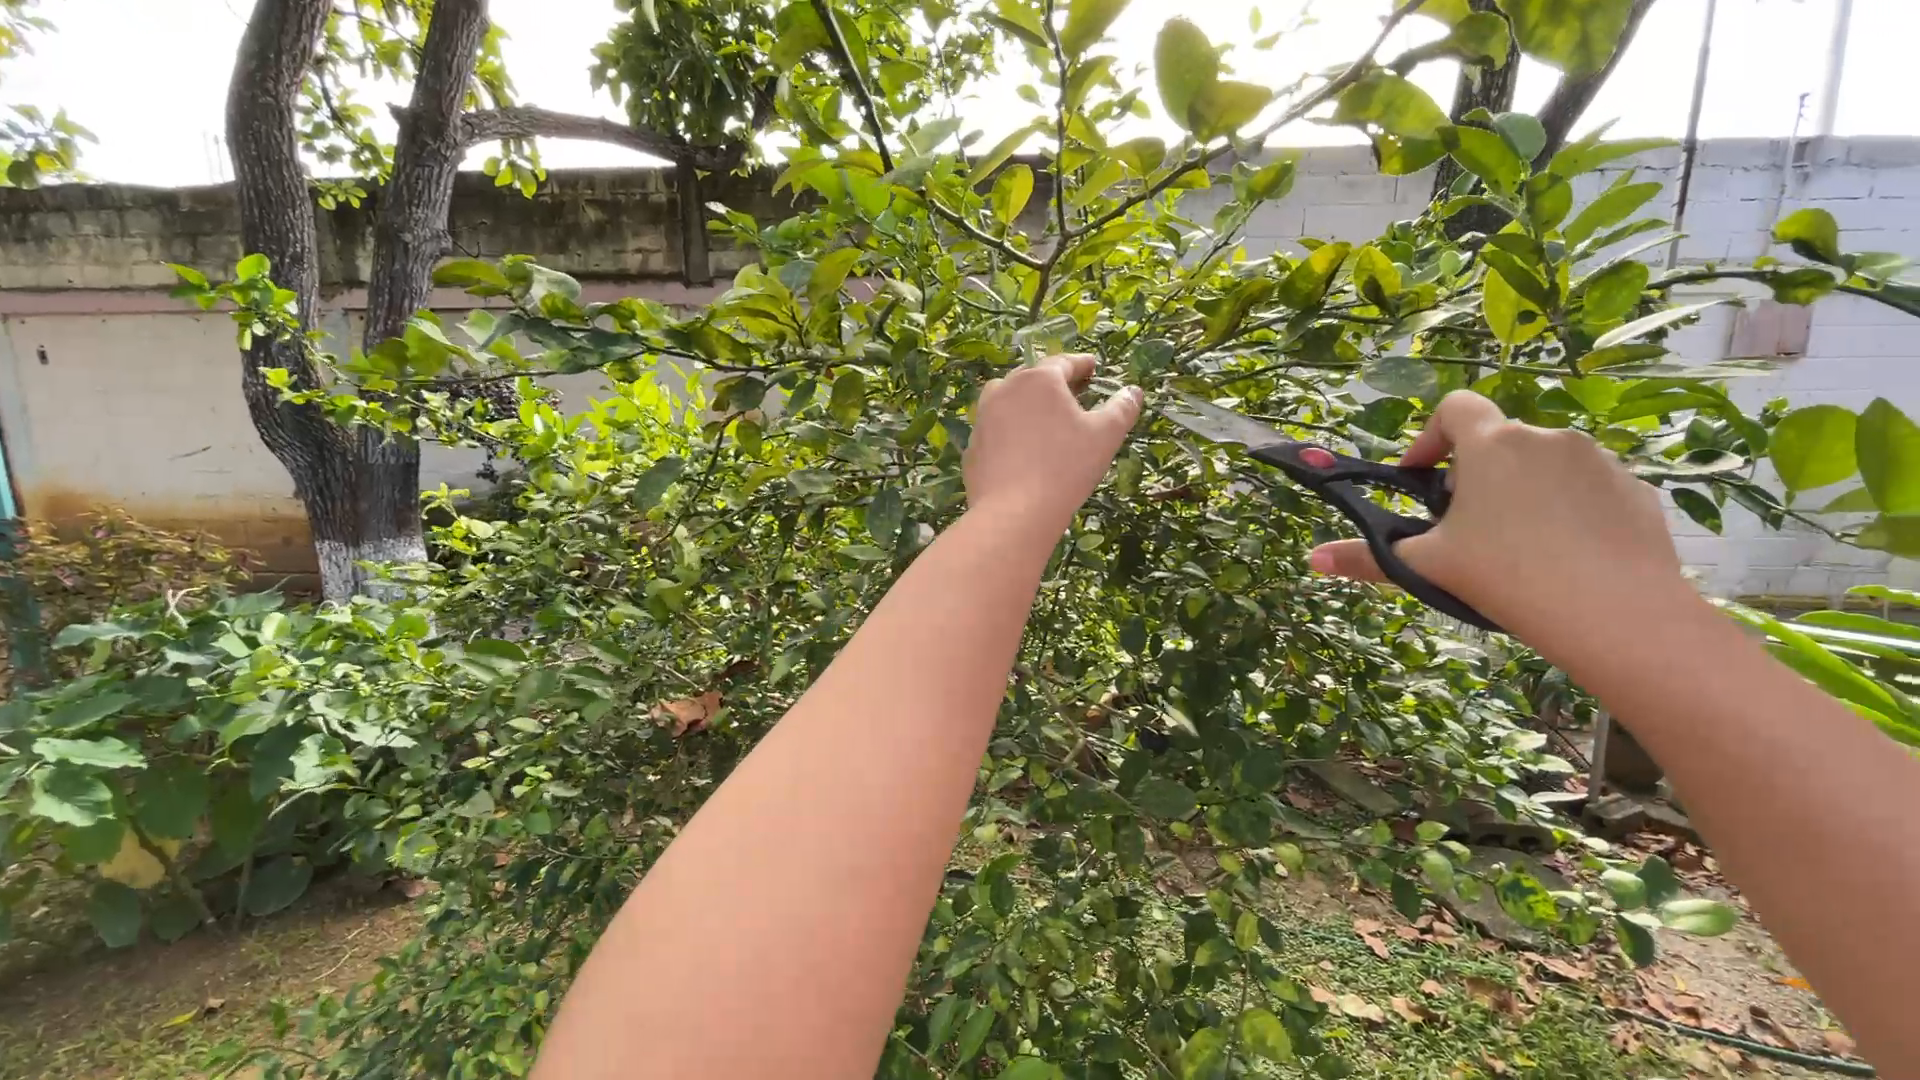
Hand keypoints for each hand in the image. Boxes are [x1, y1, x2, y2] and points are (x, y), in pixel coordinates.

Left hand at [965, 354, 1142, 528]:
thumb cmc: (1066, 467)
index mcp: (1038, 380)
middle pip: (1032, 378)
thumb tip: (1133, 391)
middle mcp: (1005, 390)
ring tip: (1044, 416)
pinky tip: (1022, 449)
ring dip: (1026, 403)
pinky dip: (1010, 432)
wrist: (1015, 512)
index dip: (1081, 364)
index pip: (1063, 363)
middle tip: (1072, 392)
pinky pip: (996, 430)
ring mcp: (983, 418)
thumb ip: (1122, 408)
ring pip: (1008, 400)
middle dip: (1053, 382)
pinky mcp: (973, 446)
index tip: (1092, 366)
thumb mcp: (1105, 436)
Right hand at [1308, 391, 1690, 650]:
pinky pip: (1587, 490)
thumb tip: (1313, 560)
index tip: (1422, 479)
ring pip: (1543, 467)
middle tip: (1464, 529)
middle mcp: (1546, 439)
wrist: (1616, 615)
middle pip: (1497, 443)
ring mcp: (1598, 462)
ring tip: (1515, 548)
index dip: (1430, 437)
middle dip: (1474, 477)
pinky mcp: (1636, 490)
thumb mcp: (1426, 566)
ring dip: (1521, 492)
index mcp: (1491, 445)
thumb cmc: (1504, 576)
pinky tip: (1564, 558)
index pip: (1455, 407)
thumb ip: (1366, 557)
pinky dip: (1568, 512)